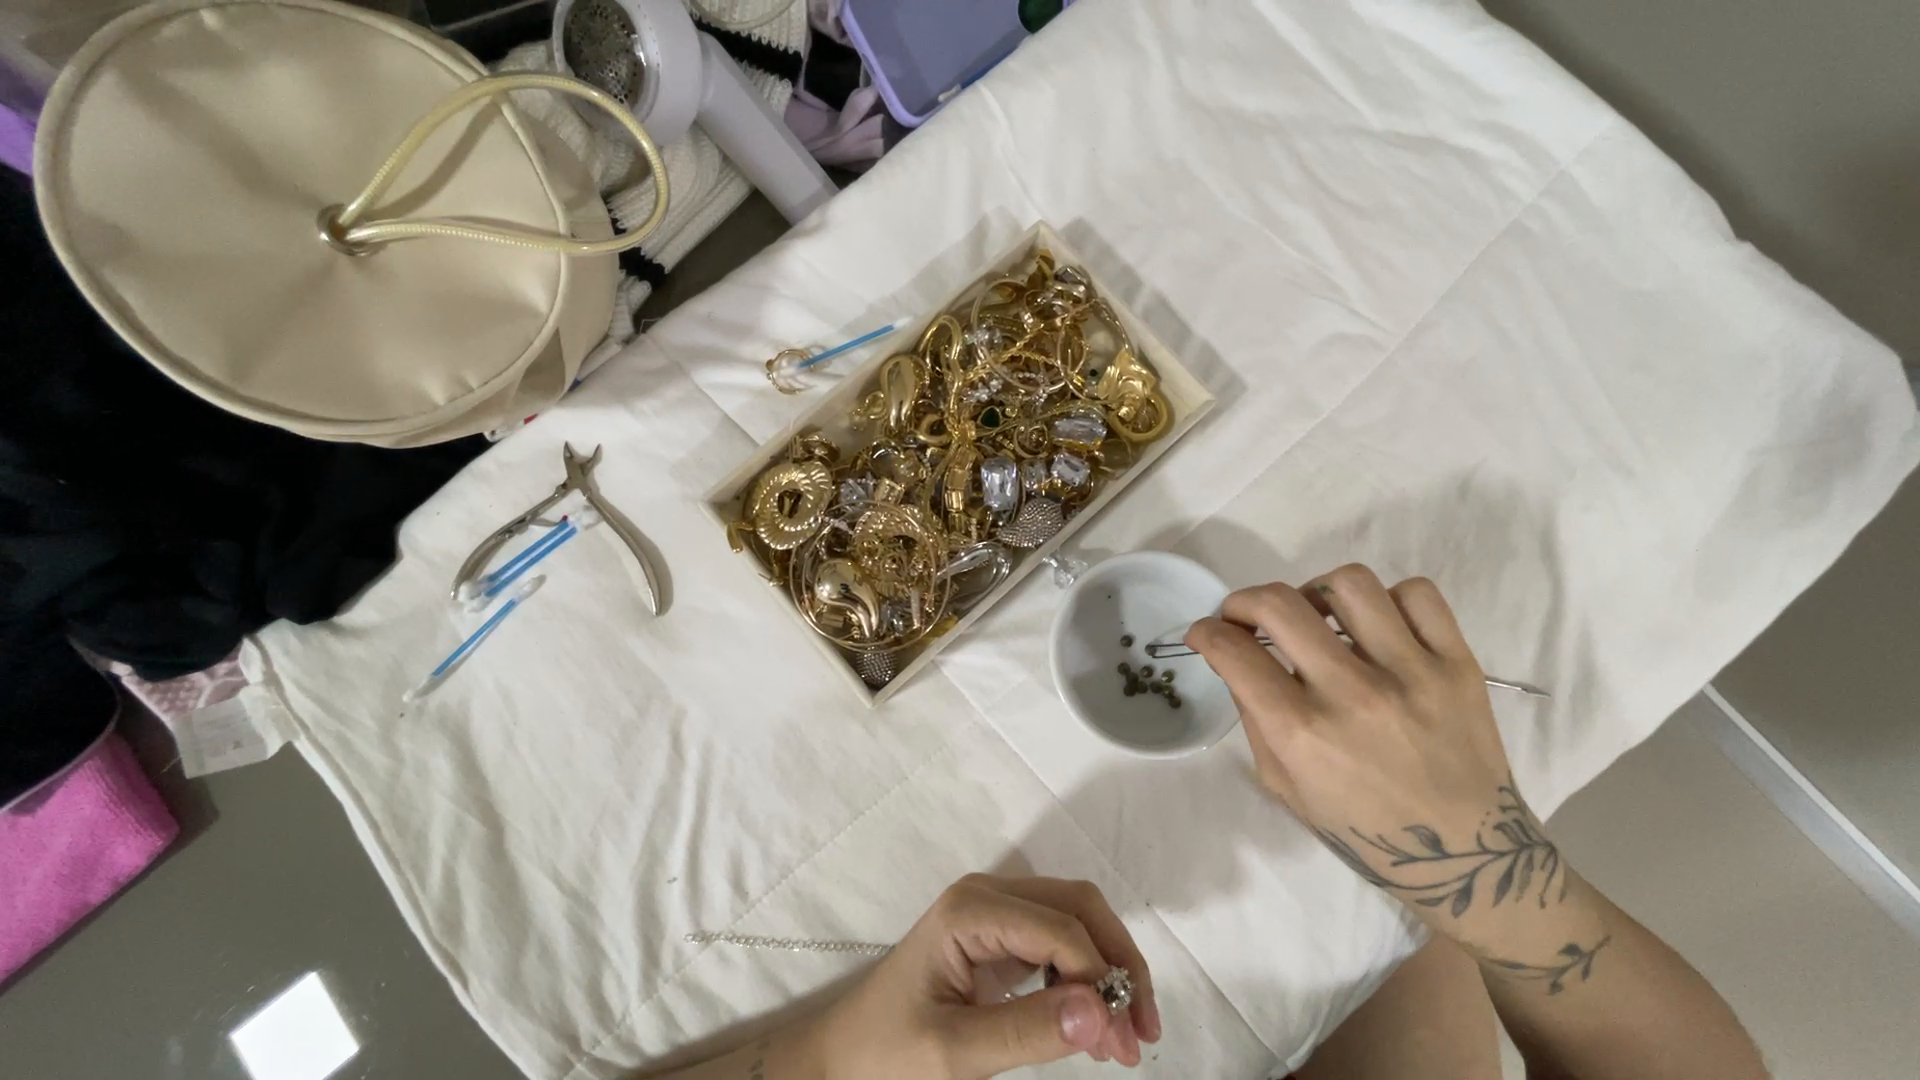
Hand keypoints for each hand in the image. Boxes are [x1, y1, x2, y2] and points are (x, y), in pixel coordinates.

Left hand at [810, 875, 1160, 1078]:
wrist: (846, 1056)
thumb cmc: (888, 1052)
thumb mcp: (954, 1053)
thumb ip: (1027, 1032)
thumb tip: (1102, 1012)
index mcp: (971, 909)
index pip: (1059, 927)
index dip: (1101, 977)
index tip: (1123, 1040)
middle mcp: (988, 895)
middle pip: (1077, 908)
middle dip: (1117, 964)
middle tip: (1139, 1033)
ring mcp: (995, 912)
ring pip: (1075, 920)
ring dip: (1108, 969)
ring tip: (1127, 1036)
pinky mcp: (1001, 936)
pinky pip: (1058, 941)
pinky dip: (1086, 976)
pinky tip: (1094, 1020)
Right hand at [1188, 566, 1599, 961]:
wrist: (1467, 853)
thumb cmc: (1362, 827)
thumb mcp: (1284, 785)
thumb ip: (1254, 718)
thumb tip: (1237, 658)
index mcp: (1301, 732)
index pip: (1232, 651)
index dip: (1206, 632)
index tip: (1206, 632)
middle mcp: (1352, 693)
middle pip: (1278, 604)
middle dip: (1243, 601)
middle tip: (1247, 616)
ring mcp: (1412, 673)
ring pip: (1349, 582)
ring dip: (1315, 591)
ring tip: (1317, 616)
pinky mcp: (1458, 664)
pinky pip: (1417, 593)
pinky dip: (1386, 600)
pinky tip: (1376, 626)